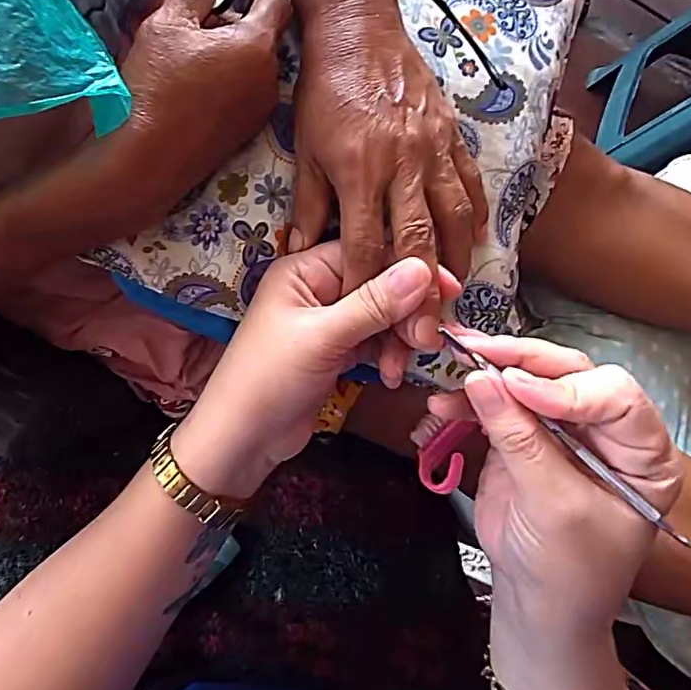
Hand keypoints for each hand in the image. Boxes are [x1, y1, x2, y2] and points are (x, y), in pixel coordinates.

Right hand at [105, 0, 292, 227]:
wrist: (142, 163)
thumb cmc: (154, 89)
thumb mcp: (166, 24)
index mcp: (258, 43)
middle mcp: (269, 78)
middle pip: (263, 33)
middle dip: (234, 21)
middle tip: (192, 26)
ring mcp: (257, 111)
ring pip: (251, 66)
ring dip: (227, 55)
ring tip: (185, 62)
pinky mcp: (241, 135)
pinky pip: (241, 95)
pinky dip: (223, 85)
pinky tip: (188, 91)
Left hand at [170, 243, 460, 497]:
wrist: (243, 437)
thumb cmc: (269, 378)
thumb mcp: (322, 337)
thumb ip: (373, 304)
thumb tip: (422, 267)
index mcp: (303, 270)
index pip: (366, 251)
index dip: (407, 269)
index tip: (447, 289)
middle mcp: (316, 287)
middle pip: (379, 283)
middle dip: (406, 311)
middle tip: (424, 340)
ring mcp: (327, 319)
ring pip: (382, 314)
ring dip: (398, 338)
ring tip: (398, 365)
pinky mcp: (336, 348)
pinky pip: (375, 339)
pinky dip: (388, 354)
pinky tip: (390, 374)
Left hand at [288, 0, 487, 350]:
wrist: (358, 29)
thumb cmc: (322, 92)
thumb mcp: (306, 151)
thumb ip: (309, 206)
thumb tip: (301, 252)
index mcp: (358, 171)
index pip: (367, 246)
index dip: (370, 292)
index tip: (375, 328)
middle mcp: (402, 164)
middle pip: (417, 243)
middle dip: (421, 297)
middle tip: (426, 339)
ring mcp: (433, 149)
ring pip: (454, 219)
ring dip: (457, 266)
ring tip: (455, 302)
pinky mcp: (451, 135)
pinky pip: (471, 183)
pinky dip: (476, 218)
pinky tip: (476, 244)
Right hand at [429, 334, 682, 634]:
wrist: (537, 599)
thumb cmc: (571, 566)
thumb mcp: (553, 503)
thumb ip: (520, 438)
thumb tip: (482, 379)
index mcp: (640, 451)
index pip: (614, 396)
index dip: (566, 387)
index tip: (518, 389)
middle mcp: (604, 431)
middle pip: (567, 374)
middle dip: (521, 362)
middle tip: (479, 353)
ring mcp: (559, 430)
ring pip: (526, 379)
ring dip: (485, 374)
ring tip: (453, 377)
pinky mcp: (519, 434)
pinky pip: (494, 402)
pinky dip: (466, 400)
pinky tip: (443, 405)